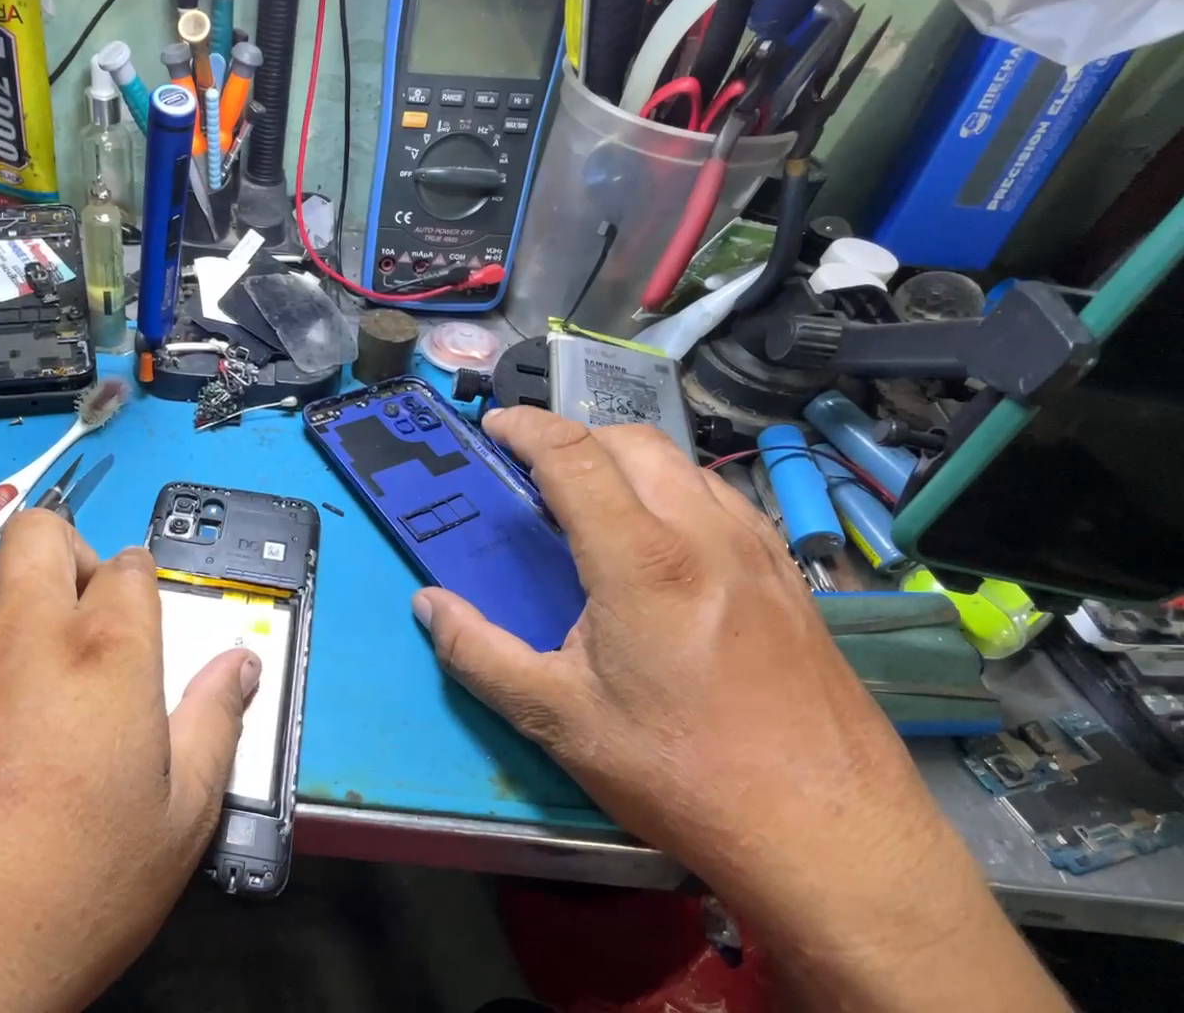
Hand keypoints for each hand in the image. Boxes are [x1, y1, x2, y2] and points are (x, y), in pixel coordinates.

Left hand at [0, 511, 258, 1012]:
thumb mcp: (178, 821)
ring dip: (24, 601)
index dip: (143, 581)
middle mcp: (21, 637)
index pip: (128, 567)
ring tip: (42, 676)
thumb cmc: (71, 893)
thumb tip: (239, 665)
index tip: (148, 614)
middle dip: (73, 552)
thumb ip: (216, 724)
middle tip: (91, 616)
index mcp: (102, 655)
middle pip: (40, 533)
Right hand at [414, 408, 1066, 1008]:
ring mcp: (758, 551)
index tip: (493, 426)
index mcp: (640, 559)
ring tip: (589, 496)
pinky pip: (721, 499)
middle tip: (531, 466)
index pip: (574, 456)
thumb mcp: (557, 719)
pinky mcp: (790, 578)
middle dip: (573, 435)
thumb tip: (428, 604)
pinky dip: (673, 488)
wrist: (830, 834)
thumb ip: (478, 653)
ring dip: (625, 458)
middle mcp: (704, 534)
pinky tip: (660, 537)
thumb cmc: (680, 772)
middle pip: (632, 442)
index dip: (526, 429)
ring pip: (683, 464)